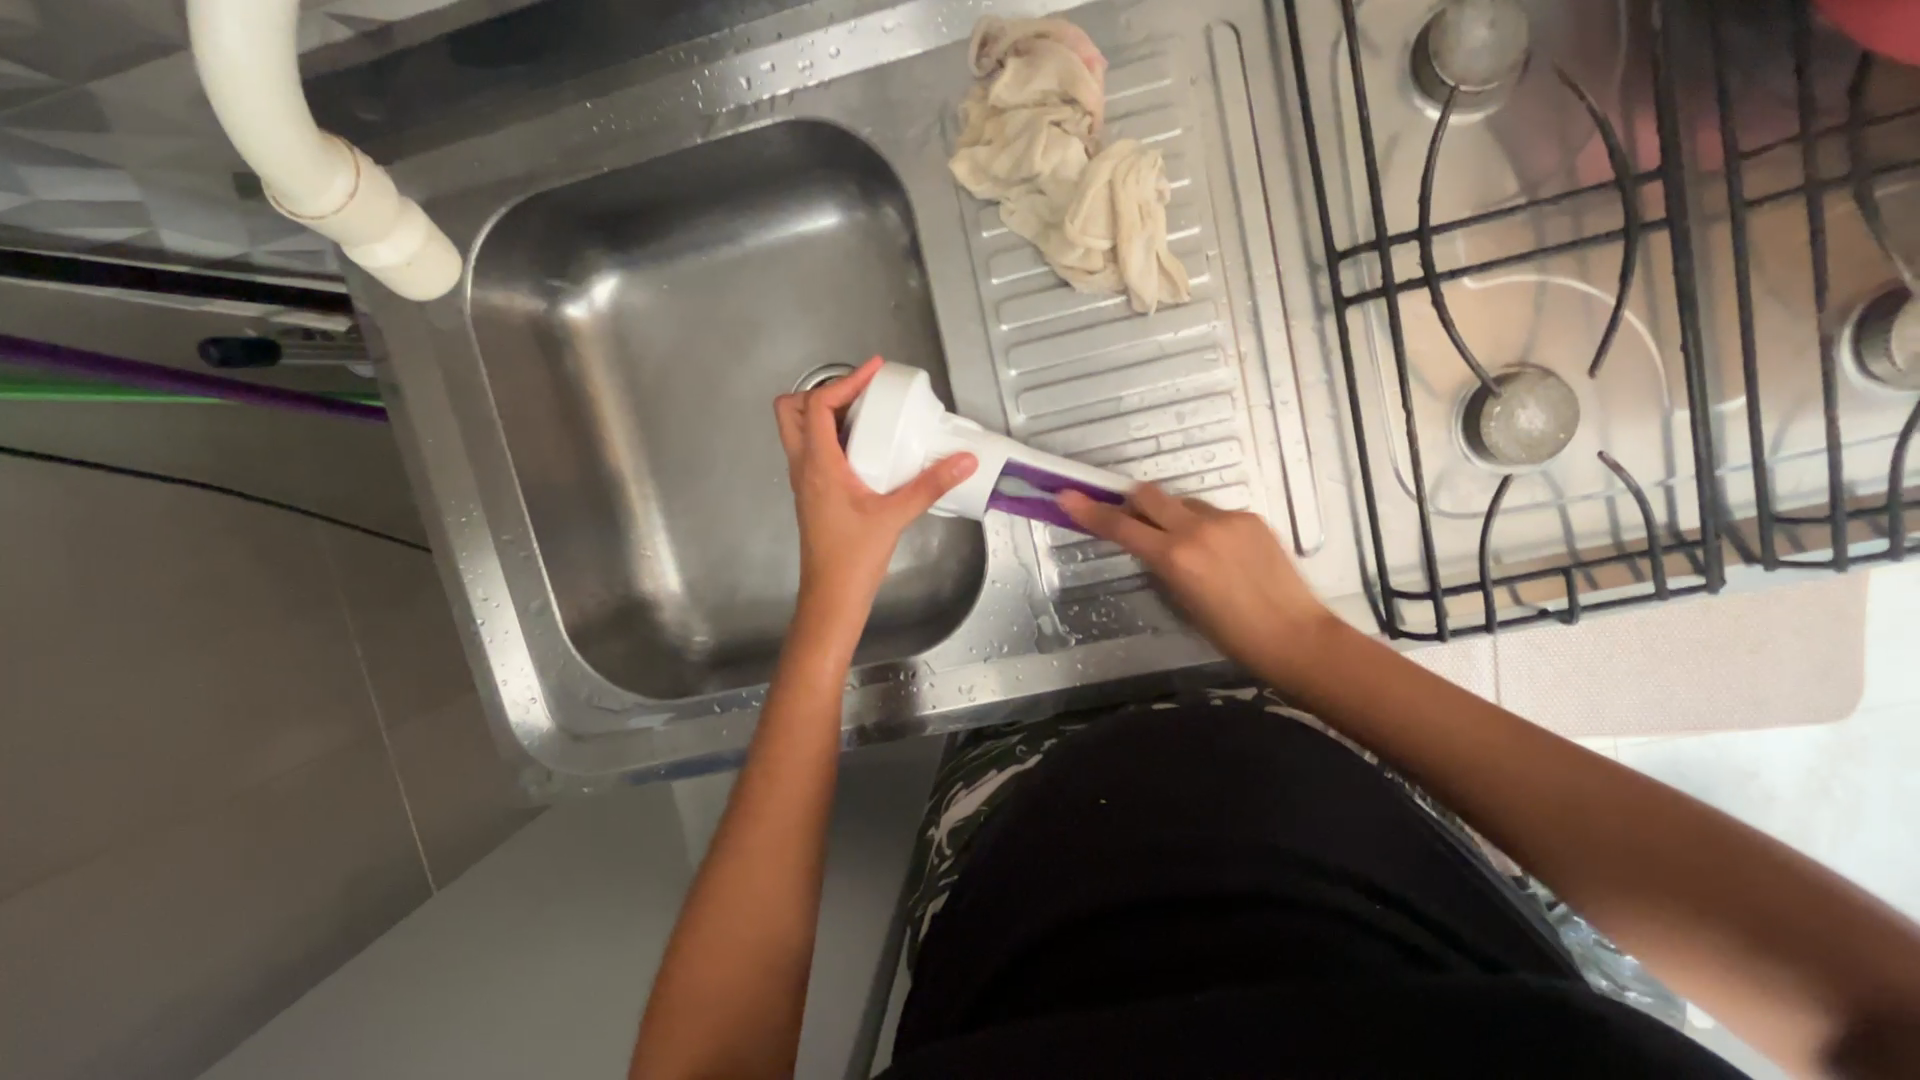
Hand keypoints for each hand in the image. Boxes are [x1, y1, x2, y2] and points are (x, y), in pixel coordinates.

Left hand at [774, 357, 976, 610]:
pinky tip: (865, 448)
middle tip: (862, 394)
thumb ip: (930, 485)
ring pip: (800, 430)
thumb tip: (963, 460)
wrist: (832, 595)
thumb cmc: (854, 557)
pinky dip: (832, 437)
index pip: (818, 404)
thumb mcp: (895, 515)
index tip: (874, 371)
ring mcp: (805, 481)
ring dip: (825, 413)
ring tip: (866, 414)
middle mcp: (803, 467)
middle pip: (793, 410)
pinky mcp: (813, 494)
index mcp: (817, 464)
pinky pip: (813, 450)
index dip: (845, 380)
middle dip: (824, 392)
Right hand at [1060, 484, 1330, 669]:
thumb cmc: (1232, 636)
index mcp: (1175, 558)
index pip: (1121, 527)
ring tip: (1189, 550)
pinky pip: (1214, 514)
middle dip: (1132, 502)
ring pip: (1183, 504)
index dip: (1089, 511)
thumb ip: (1162, 567)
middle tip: (1129, 518)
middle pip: (1148, 495)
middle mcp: (1197, 529)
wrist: (1294, 635)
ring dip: (1173, 517)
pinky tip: (1222, 556)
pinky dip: (1206, 528)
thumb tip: (1152, 549)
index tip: (1067, 496)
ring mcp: (1227, 519)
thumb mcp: (1182, 603)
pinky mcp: (1251, 518)